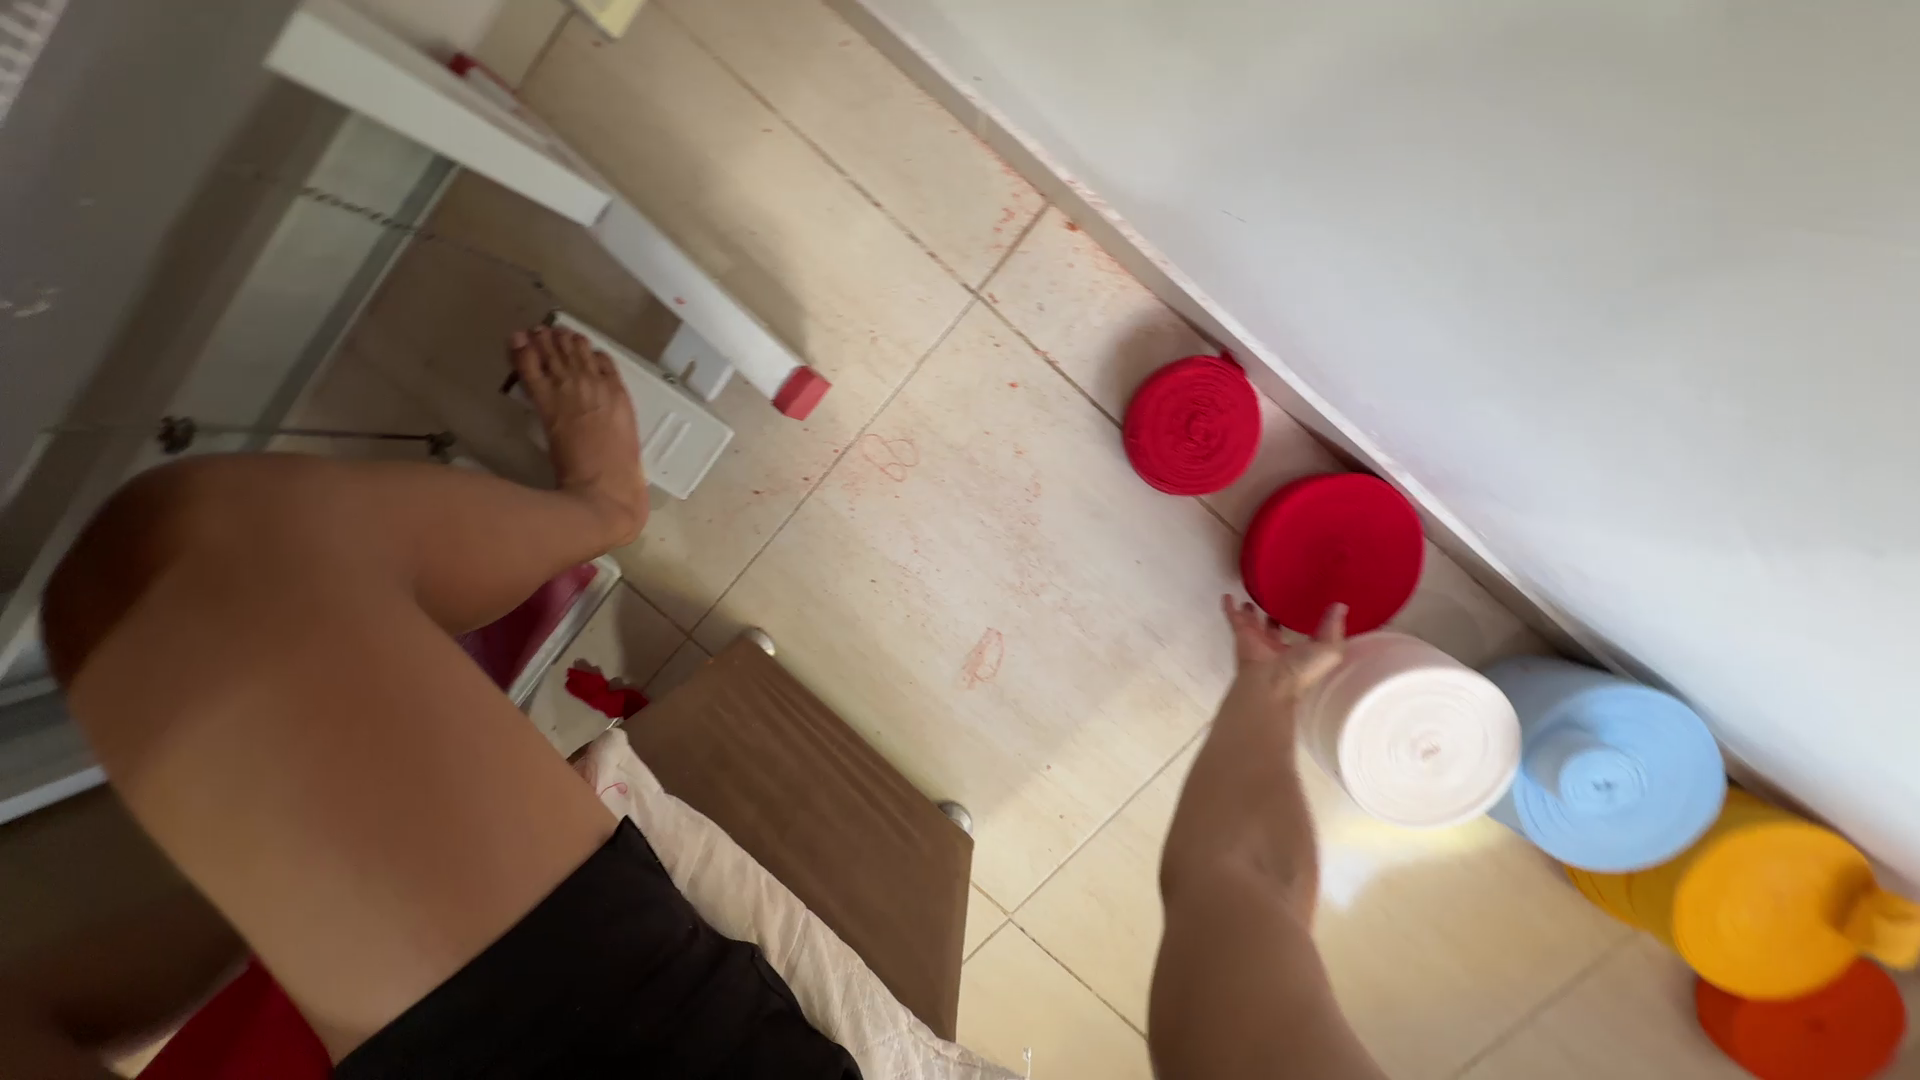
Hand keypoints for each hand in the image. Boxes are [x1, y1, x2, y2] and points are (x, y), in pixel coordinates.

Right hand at [1222, 595, 1346, 698]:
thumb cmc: (1302, 668)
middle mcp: (1276, 647)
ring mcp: (1257, 641)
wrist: (1270, 682)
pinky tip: (1227, 596)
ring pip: (1252, 623)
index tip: (1308, 603)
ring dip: (1251, 612)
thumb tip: (1341, 605)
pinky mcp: (1241, 635)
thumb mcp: (1329, 650)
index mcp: (1298, 653)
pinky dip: (1229, 608)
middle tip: (1276, 599)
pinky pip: (1234, 618)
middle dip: (1274, 617)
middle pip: (1274, 629)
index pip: (1301, 635)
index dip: (1305, 622)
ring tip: (1251, 599)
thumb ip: (1333, 628)